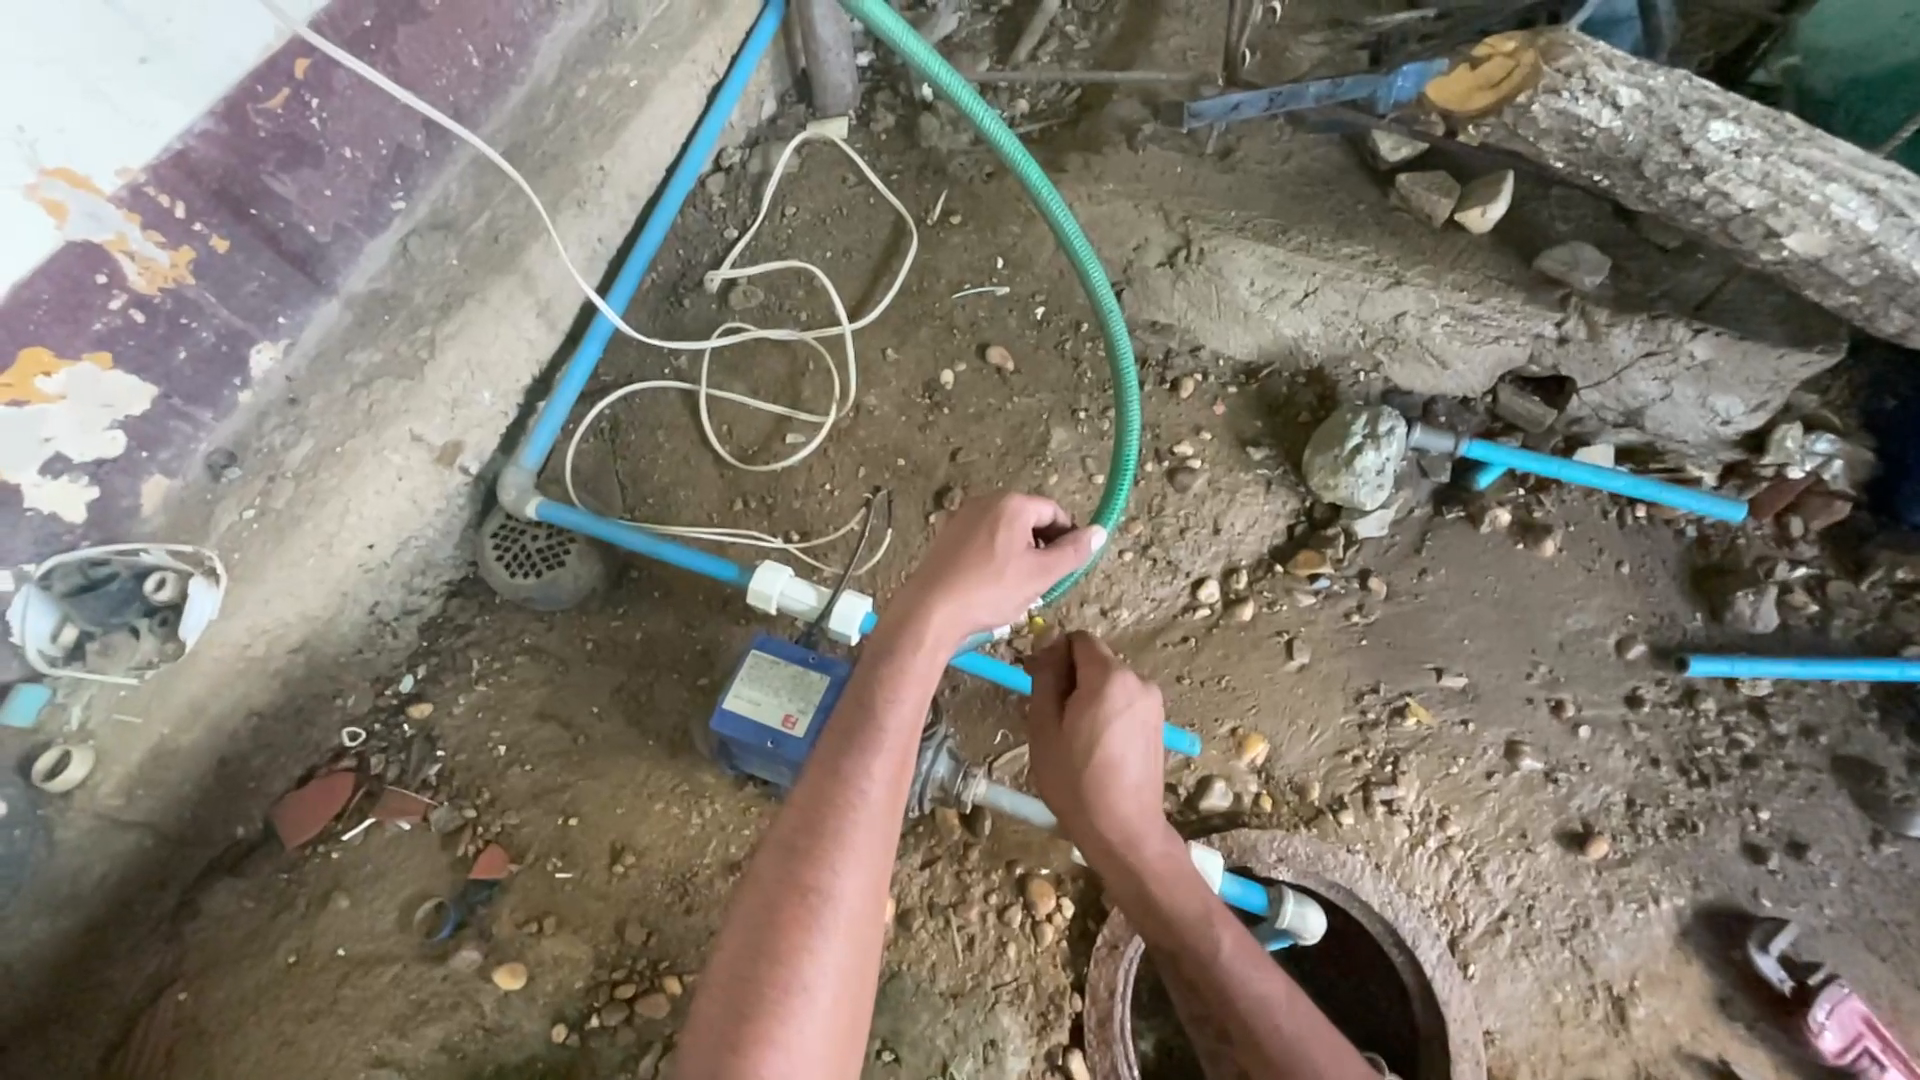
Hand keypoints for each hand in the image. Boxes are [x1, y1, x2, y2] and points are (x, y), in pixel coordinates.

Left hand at [888, 493, 1104, 650]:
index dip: (1069, 537)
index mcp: (1012, 504)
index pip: (1054, 512)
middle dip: (1042, 547)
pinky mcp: (946, 538)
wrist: (931, 611)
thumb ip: (1073, 552)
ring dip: (1019, 555)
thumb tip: (1098, 532)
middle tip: (1046, 580)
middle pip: (1028, 519)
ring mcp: (961, 519)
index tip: (1072, 565)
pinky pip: (982, 543)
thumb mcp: (1041, 575)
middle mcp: (985, 502)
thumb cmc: (990, 590)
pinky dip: (995, 559)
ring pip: (1005, 532)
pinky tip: (991, 587)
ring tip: (1019, 587)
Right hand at [1024, 631, 1178, 871]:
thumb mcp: (1044, 726)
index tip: (1040, 685)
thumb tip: (1048, 642)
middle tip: (1051, 715)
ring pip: (1109, 681)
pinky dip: (1106, 710)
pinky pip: (1124, 701)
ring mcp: (1153, 703)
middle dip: (1071, 677)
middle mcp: (1138, 680)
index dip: (1055, 655)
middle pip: (1095, 660)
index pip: (1079, 639)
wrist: (1123, 829)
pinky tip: (1095, 745)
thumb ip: (1045, 676)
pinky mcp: (1158, 723)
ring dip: (1088, 695)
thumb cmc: (1075, 780)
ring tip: (1072, 735)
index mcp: (1110, 676)